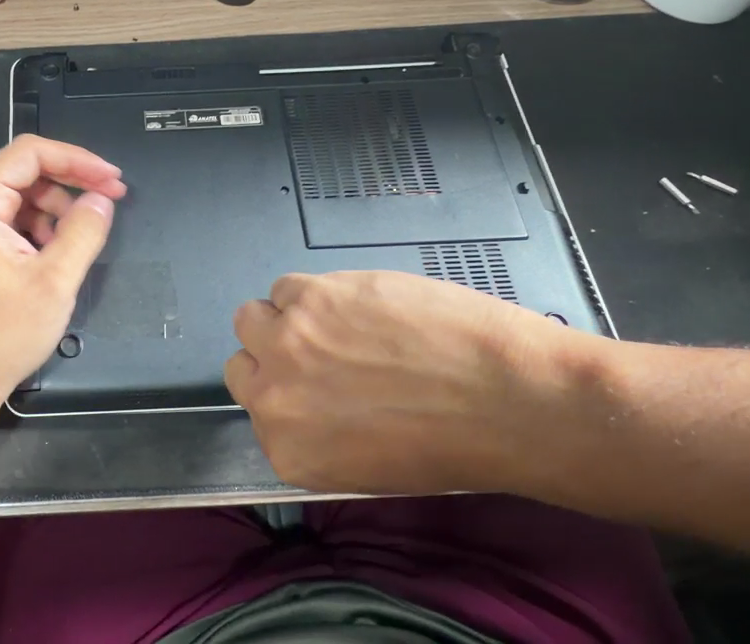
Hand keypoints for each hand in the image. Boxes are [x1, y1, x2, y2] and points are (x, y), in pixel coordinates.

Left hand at [0, 135, 126, 413]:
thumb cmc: (3, 334)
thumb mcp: (54, 282)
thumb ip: (83, 232)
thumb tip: (103, 199)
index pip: (29, 153)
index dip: (76, 158)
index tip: (113, 179)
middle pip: (27, 170)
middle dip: (72, 180)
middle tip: (113, 199)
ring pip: (26, 196)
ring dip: (60, 208)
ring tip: (83, 239)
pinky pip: (18, 220)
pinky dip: (45, 228)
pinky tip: (61, 254)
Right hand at [224, 270, 606, 495]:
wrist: (508, 399)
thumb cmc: (456, 443)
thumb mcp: (371, 464)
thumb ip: (318, 432)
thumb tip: (310, 398)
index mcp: (288, 450)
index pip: (256, 412)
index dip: (286, 394)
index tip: (312, 386)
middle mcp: (273, 398)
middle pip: (241, 362)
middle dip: (273, 356)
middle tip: (319, 352)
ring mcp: (287, 341)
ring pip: (253, 316)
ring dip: (286, 318)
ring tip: (338, 323)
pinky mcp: (313, 295)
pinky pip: (289, 285)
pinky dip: (315, 291)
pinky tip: (359, 304)